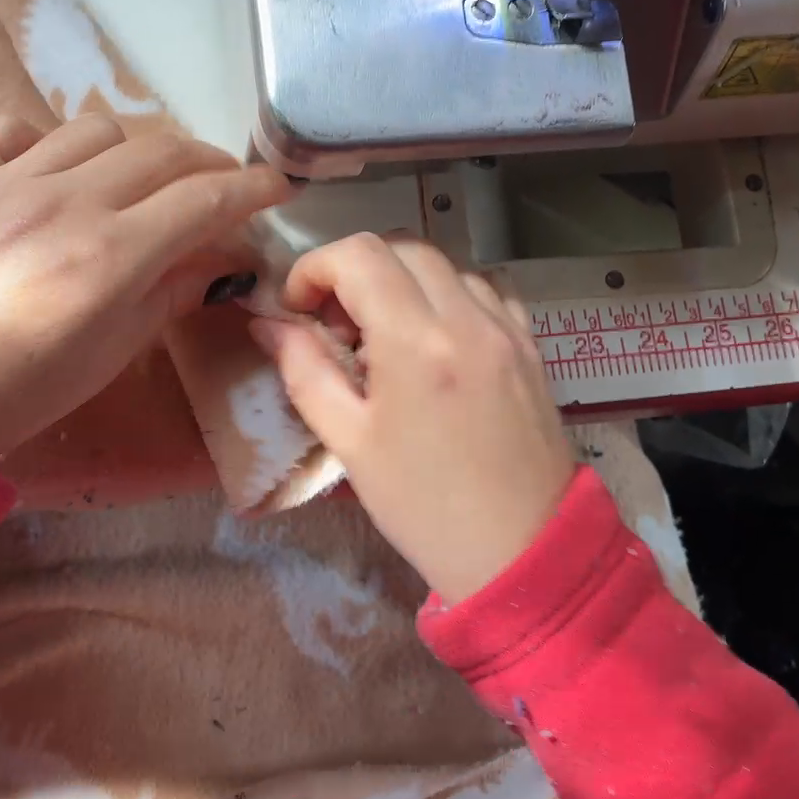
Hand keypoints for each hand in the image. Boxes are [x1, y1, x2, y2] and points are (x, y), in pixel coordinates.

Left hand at [0, 112, 291, 459]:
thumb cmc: (23, 389)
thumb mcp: (115, 351)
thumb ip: (173, 292)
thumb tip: (222, 260)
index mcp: (114, 254)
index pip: (206, 198)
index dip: (253, 187)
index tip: (278, 186)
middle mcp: (69, 200)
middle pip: (163, 150)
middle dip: (210, 160)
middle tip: (225, 183)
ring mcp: (12, 181)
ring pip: (99, 128)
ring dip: (139, 146)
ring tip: (146, 177)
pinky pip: (17, 129)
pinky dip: (50, 138)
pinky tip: (58, 166)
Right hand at [249, 234, 574, 603]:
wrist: (524, 553)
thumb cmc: (424, 506)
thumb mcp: (350, 443)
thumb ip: (304, 371)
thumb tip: (267, 322)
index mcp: (417, 342)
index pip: (359, 255)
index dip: (315, 268)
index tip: (300, 309)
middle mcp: (468, 317)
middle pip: (402, 246)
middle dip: (356, 271)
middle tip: (338, 325)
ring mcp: (507, 327)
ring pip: (446, 263)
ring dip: (404, 280)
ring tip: (388, 335)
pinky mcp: (531, 343)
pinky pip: (486, 289)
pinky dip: (450, 295)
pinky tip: (438, 339)